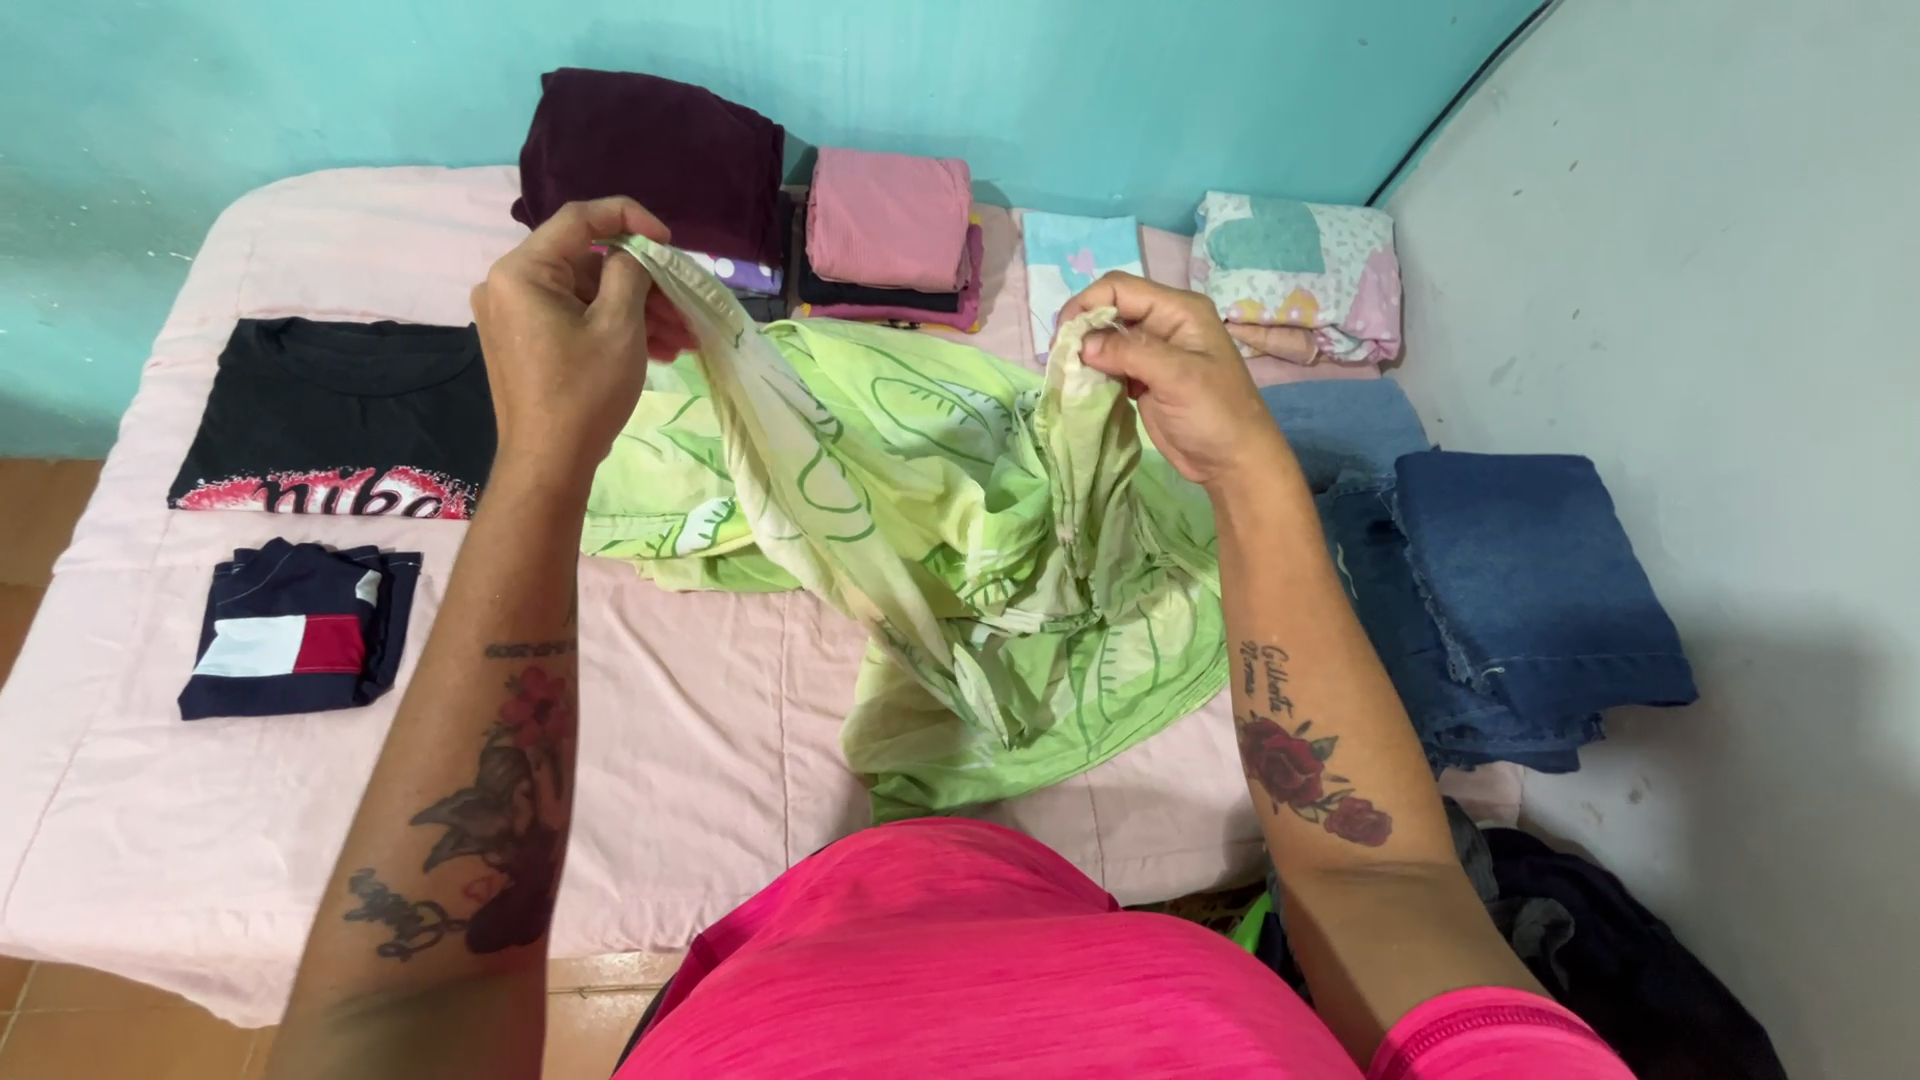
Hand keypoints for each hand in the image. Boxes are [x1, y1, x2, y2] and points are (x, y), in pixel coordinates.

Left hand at [469, 197, 696, 489]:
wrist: (549, 461)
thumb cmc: (585, 392)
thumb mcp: (620, 327)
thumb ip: (629, 275)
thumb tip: (632, 258)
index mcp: (523, 271)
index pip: (579, 220)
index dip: (629, 220)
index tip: (669, 241)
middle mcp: (508, 285)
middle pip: (587, 265)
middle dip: (643, 284)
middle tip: (685, 308)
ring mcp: (513, 316)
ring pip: (586, 297)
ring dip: (637, 312)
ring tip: (682, 340)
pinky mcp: (524, 343)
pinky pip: (575, 320)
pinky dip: (613, 329)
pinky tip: (655, 350)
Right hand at [1058, 272, 1293, 491]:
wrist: (1231, 461)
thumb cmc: (1215, 415)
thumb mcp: (1178, 378)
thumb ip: (1130, 353)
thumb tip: (1083, 344)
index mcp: (1178, 311)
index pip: (1120, 288)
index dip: (1087, 305)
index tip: (1064, 337)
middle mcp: (1164, 324)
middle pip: (1109, 310)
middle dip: (1082, 329)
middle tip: (1062, 359)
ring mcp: (1153, 353)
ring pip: (1105, 339)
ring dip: (1084, 353)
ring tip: (1068, 374)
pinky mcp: (1142, 379)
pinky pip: (1109, 365)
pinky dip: (1093, 373)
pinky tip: (1083, 387)